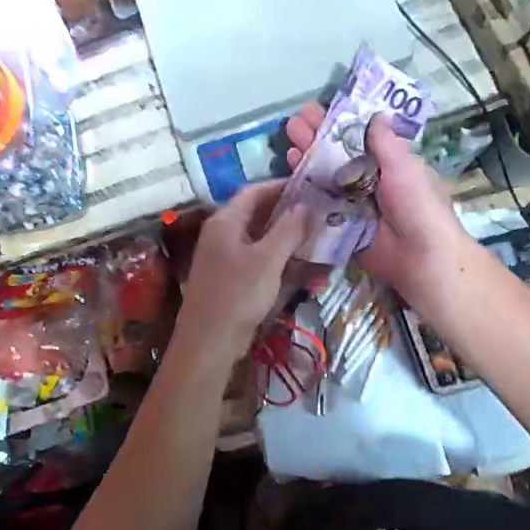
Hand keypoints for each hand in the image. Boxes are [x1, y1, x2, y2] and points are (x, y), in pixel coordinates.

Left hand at [176, 179, 308, 354]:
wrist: (209, 343)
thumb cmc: (237, 295)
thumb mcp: (268, 259)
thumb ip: (288, 229)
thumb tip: (305, 204)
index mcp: (225, 222)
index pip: (254, 191)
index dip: (281, 186)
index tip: (310, 187)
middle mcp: (222, 235)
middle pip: (257, 215)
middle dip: (288, 214)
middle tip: (320, 213)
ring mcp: (225, 259)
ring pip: (261, 240)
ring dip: (288, 239)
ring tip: (317, 240)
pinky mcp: (231, 281)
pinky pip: (259, 262)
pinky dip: (280, 261)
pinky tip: (302, 268)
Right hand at [285, 104, 474, 310]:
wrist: (419, 256)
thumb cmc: (417, 205)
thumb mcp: (404, 166)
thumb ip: (385, 142)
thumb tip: (377, 114)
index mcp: (390, 164)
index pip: (359, 138)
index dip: (338, 124)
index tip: (316, 110)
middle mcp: (370, 182)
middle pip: (338, 156)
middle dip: (315, 138)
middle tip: (293, 124)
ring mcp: (354, 205)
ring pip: (326, 178)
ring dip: (307, 160)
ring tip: (289, 145)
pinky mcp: (342, 227)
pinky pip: (321, 206)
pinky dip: (306, 191)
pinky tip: (291, 175)